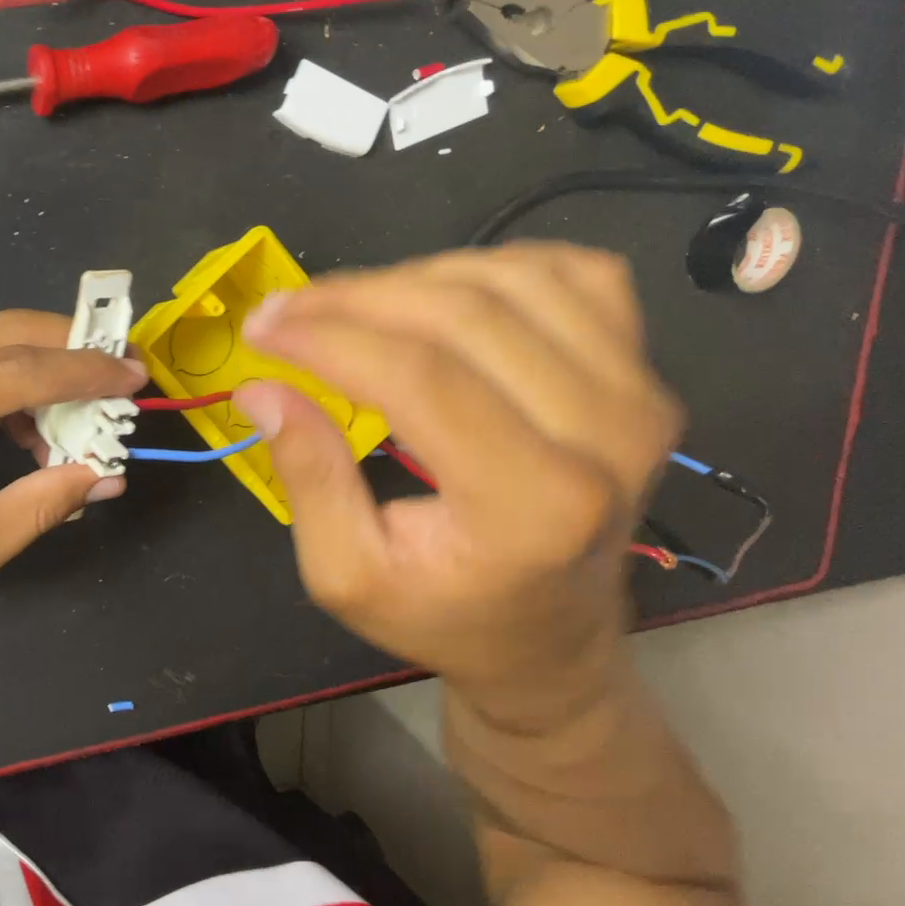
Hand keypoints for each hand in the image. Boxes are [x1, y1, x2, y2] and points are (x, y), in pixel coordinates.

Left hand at [0, 311, 145, 610]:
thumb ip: (38, 509)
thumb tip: (107, 476)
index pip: (10, 370)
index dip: (80, 371)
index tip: (134, 375)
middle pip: (3, 333)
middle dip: (72, 352)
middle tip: (125, 376)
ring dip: (45, 367)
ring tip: (82, 418)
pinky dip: (13, 378)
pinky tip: (32, 425)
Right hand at [234, 244, 680, 701]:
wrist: (550, 638)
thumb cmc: (440, 616)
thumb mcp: (346, 574)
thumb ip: (309, 479)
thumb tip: (261, 389)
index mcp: (530, 503)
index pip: (421, 378)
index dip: (329, 338)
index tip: (259, 327)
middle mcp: (605, 434)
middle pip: (467, 315)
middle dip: (354, 298)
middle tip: (283, 309)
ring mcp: (639, 393)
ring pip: (517, 278)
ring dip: (411, 277)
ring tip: (343, 308)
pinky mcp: (645, 371)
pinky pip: (575, 274)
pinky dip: (490, 266)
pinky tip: (432, 295)